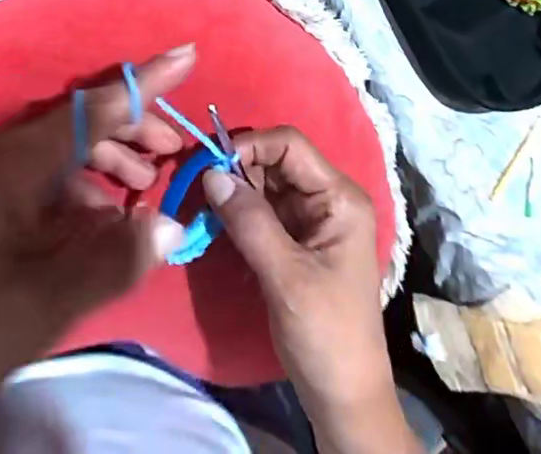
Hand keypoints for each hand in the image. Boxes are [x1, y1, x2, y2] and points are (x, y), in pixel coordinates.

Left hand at [0, 45, 194, 378]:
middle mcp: (8, 155)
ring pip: (70, 150)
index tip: (187, 53)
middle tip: (176, 152)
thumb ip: (115, 259)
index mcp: (19, 161)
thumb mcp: (47, 300)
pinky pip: (52, 179)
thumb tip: (172, 225)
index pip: (95, 107)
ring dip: (112, 160)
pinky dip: (87, 190)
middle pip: (84, 122)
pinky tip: (108, 218)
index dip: (145, 81)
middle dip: (135, 128)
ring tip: (149, 187)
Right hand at [203, 126, 414, 453]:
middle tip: (198, 185)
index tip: (212, 166)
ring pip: (262, 182)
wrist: (342, 396)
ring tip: (202, 203)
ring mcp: (308, 217)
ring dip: (232, 187)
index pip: (290, 145)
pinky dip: (235, 209)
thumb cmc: (325, 333)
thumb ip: (250, 221)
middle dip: (236, 166)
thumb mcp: (286, 277)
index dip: (250, 145)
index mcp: (338, 198)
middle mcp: (325, 198)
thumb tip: (210, 174)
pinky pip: (259, 207)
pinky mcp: (292, 237)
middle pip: (274, 160)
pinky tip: (214, 219)